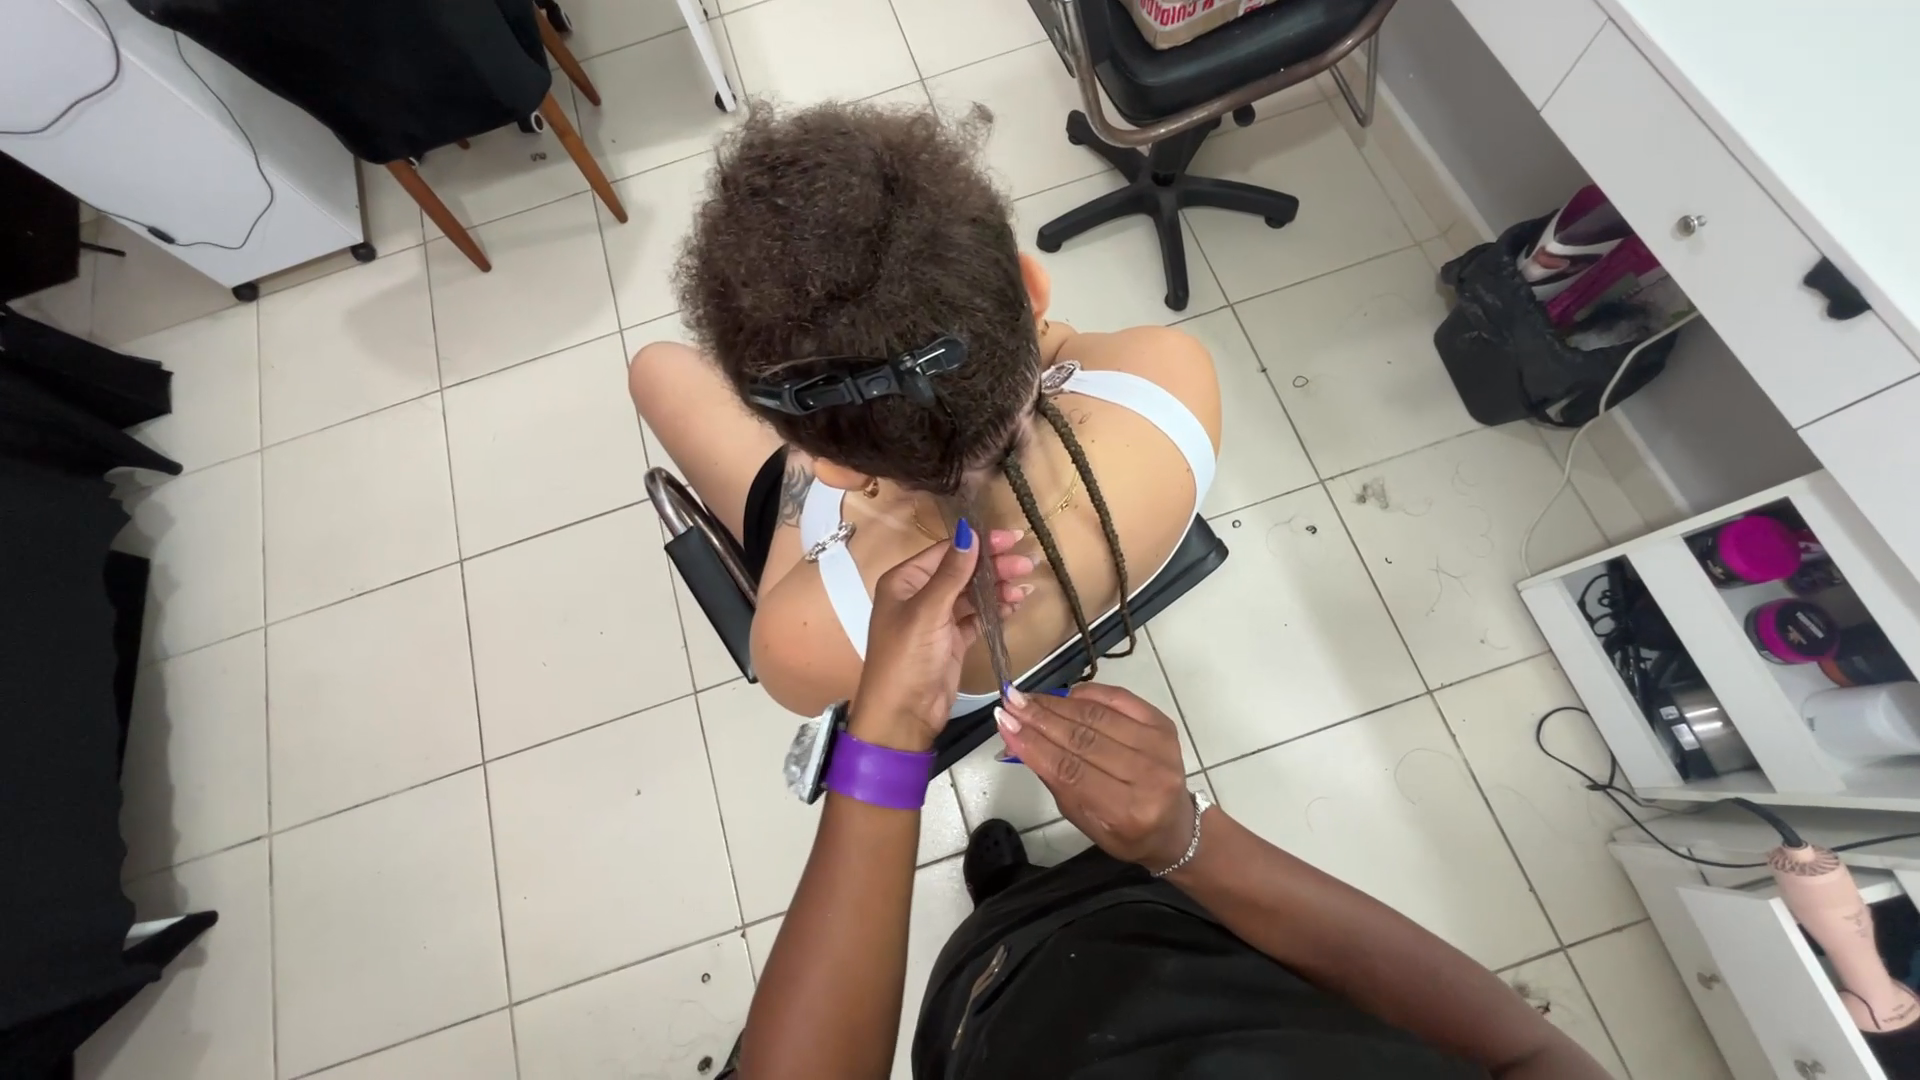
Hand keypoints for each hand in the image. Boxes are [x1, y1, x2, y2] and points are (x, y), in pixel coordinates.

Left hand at [851, 522, 1034, 750]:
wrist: (902, 716)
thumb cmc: (906, 659)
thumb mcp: (928, 612)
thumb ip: (952, 573)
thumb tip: (969, 532)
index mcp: (904, 581)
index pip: (947, 552)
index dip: (979, 544)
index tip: (1011, 539)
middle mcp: (919, 595)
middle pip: (963, 571)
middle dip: (994, 567)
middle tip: (1026, 564)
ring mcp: (937, 619)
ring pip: (973, 594)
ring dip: (998, 589)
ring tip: (1025, 587)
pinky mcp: (952, 640)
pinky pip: (977, 617)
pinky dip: (995, 610)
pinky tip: (1014, 604)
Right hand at [997, 684, 1194, 869]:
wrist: (1176, 825)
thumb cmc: (1123, 830)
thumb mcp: (1082, 819)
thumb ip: (1053, 778)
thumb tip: (1016, 737)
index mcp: (1126, 813)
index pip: (1070, 771)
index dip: (1033, 744)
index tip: (1003, 722)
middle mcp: (1148, 778)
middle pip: (1082, 739)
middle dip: (1039, 718)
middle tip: (1009, 702)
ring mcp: (1159, 748)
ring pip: (1096, 716)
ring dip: (1056, 703)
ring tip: (1027, 697)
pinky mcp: (1164, 725)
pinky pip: (1118, 699)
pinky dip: (1087, 693)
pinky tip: (1064, 693)